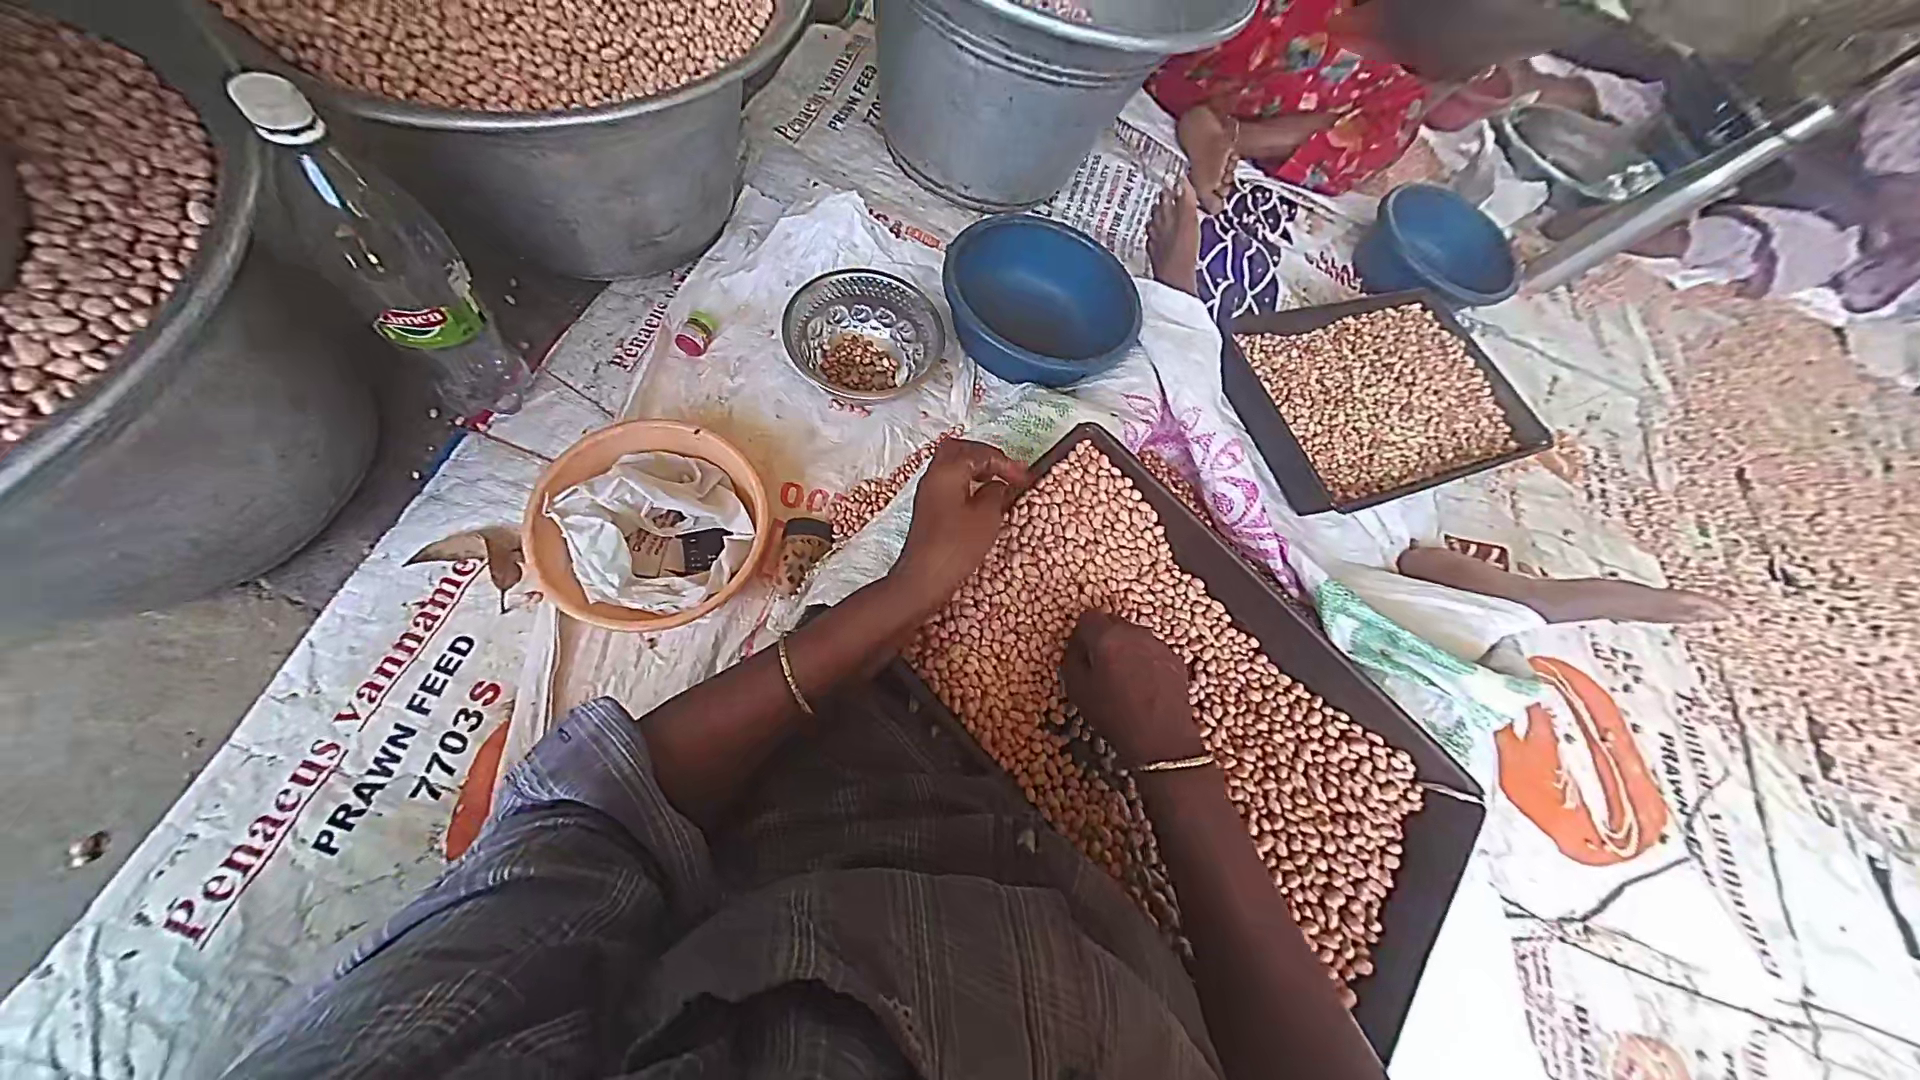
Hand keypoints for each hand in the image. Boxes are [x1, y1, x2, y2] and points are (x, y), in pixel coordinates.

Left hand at [889, 439, 1026, 611]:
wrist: (925, 577)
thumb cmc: (956, 546)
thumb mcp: (986, 517)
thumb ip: (996, 493)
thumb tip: (999, 485)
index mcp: (947, 471)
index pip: (980, 452)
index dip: (1006, 463)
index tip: (1025, 477)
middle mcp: (933, 475)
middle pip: (960, 449)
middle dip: (986, 456)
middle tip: (1006, 470)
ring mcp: (928, 492)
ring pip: (952, 465)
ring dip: (976, 468)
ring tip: (997, 482)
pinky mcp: (929, 508)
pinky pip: (949, 483)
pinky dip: (967, 483)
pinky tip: (980, 498)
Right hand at [1061, 612, 1204, 767]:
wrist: (1161, 738)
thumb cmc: (1114, 714)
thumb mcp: (1077, 689)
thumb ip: (1072, 659)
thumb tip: (1077, 647)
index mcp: (1107, 636)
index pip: (1088, 617)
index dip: (1081, 634)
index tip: (1081, 653)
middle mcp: (1134, 633)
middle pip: (1112, 623)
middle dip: (1103, 638)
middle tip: (1099, 666)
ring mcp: (1158, 645)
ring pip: (1133, 636)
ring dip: (1125, 649)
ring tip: (1123, 679)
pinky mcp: (1174, 659)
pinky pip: (1151, 650)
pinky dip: (1144, 660)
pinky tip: (1142, 685)